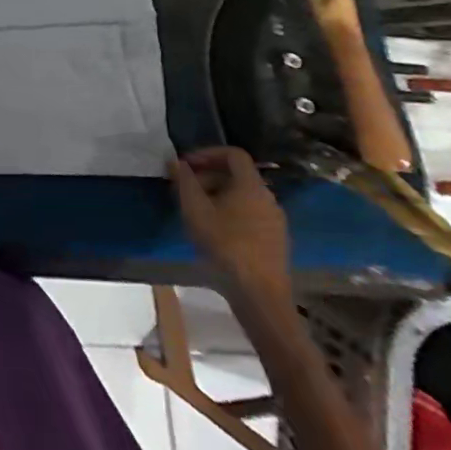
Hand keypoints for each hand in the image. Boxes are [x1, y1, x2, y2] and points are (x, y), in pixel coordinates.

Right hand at [170, 146, 290, 300]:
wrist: (260, 295)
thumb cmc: (225, 245)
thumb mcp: (195, 210)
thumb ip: (184, 181)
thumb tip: (175, 160)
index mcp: (252, 186)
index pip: (233, 154)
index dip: (207, 153)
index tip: (185, 165)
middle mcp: (268, 198)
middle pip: (237, 175)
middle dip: (208, 176)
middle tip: (184, 190)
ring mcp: (275, 221)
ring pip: (243, 196)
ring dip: (217, 196)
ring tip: (196, 212)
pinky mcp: (275, 241)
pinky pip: (250, 214)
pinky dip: (230, 212)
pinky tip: (214, 232)